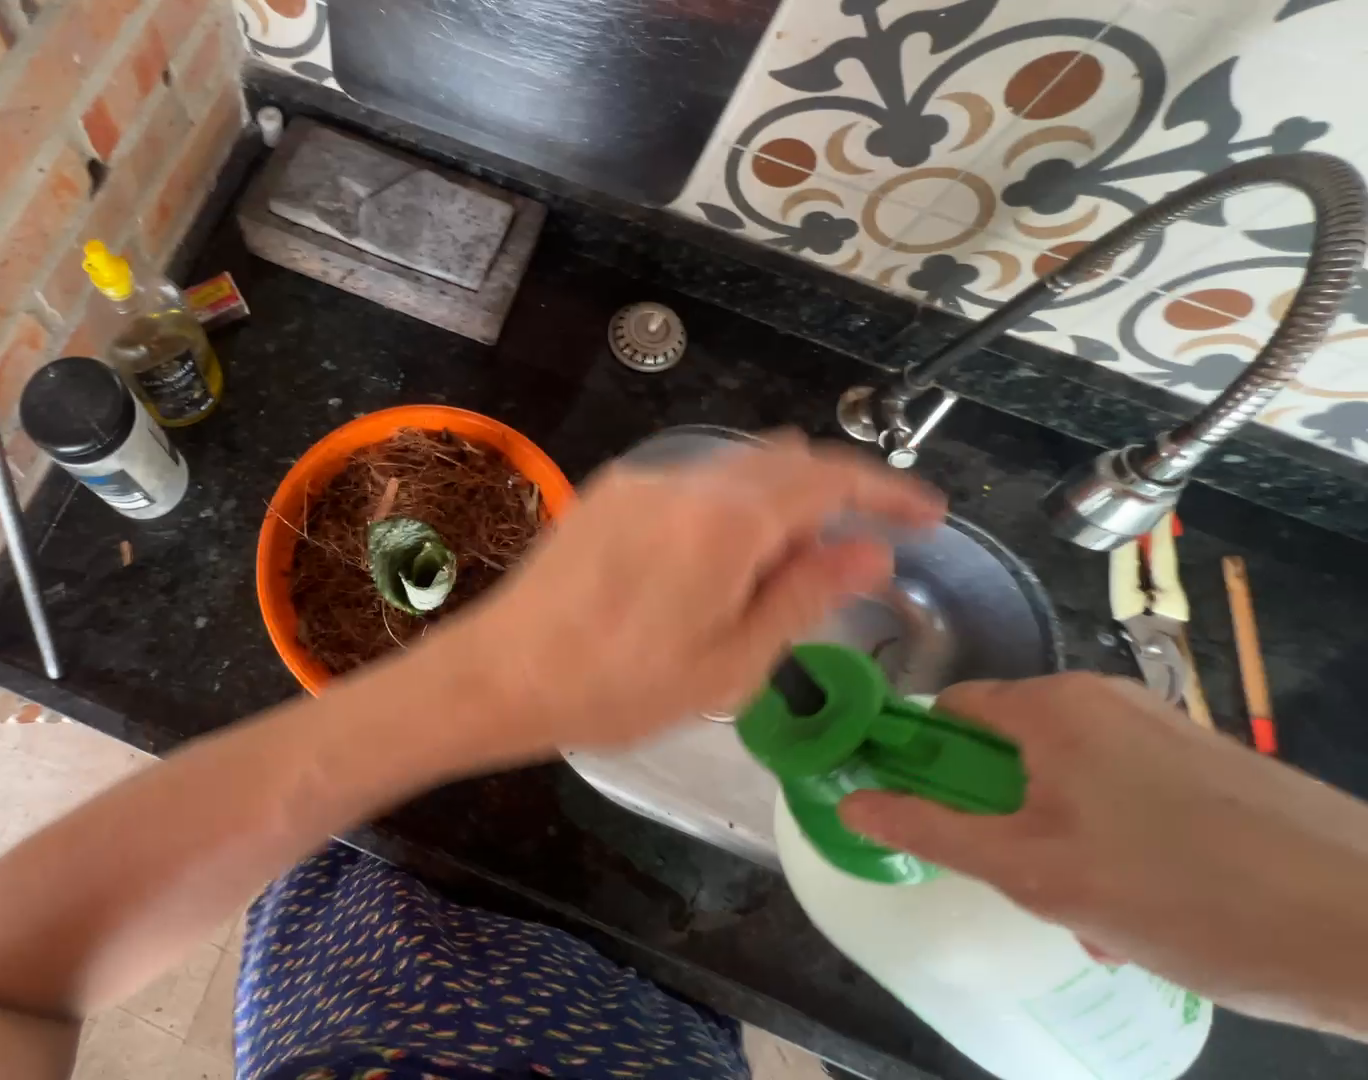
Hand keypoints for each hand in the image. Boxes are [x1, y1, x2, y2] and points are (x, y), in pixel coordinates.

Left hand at [417, 435, 942, 765]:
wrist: (498, 675)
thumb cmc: (617, 687)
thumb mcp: (728, 663)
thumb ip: (802, 595)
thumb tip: (868, 550)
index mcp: (723, 519)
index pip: (828, 477)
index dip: (886, 490)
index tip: (927, 514)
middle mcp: (680, 481)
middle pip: (779, 462)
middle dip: (832, 492)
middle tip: (861, 542)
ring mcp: (633, 484)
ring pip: (730, 471)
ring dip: (776, 500)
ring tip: (794, 558)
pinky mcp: (601, 499)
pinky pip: (686, 487)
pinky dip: (726, 507)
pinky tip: (721, 556)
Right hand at [841, 674, 1367, 1036]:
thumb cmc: (1189, 894)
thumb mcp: (1033, 874)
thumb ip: (930, 830)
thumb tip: (849, 802)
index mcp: (1052, 706)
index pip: (946, 708)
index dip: (923, 759)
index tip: (932, 816)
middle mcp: (1104, 698)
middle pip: (1006, 746)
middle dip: (1000, 812)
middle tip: (1023, 878)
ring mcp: (1166, 728)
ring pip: (1067, 775)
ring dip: (1055, 833)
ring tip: (1094, 907)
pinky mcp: (1215, 763)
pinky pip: (1125, 787)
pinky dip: (1113, 833)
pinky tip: (1150, 900)